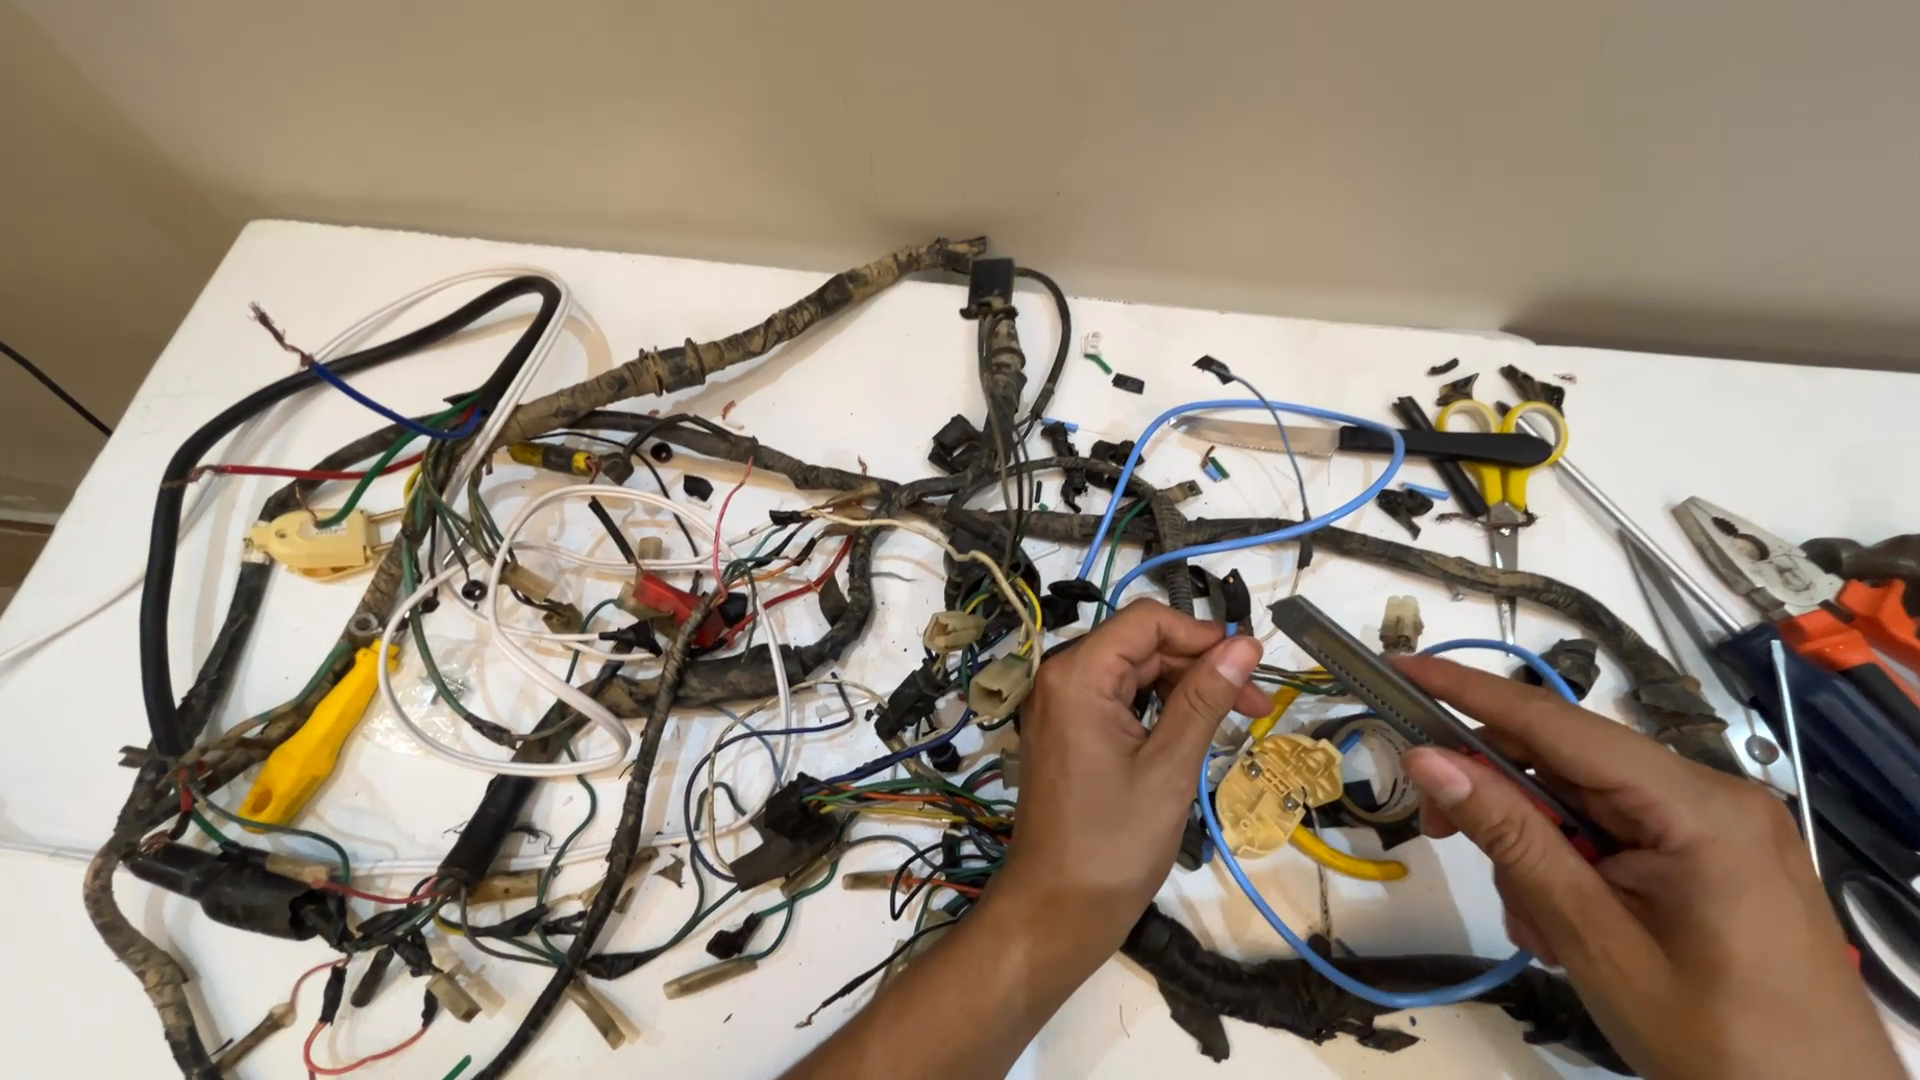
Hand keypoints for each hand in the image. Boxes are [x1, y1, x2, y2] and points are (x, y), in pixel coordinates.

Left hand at [984, 600, 1269, 964]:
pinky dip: (1155, 708)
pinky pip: (1115, 699)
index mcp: (1077, 675)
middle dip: (1197, 664)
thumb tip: (1244, 645)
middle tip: (1256, 702)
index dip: (1200, 633)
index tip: (1249, 661)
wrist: (1056, 907)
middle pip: (1139, 645)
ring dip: (1182, 687)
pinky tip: (1192, 730)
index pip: (1146, 620)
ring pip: (1131, 672)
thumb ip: (1205, 698)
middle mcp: (1060, 677)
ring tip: (1235, 718)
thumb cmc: (1115, 842)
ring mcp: (1059, 705)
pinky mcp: (1065, 730)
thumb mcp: (1170, 766)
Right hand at [1395, 654, 1901, 1079]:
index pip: (1555, 722)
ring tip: (1536, 924)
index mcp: (1695, 806)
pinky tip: (1564, 923)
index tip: (1400, 665)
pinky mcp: (1706, 853)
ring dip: (1529, 846)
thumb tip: (1426, 757)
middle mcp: (1707, 796)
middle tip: (1436, 834)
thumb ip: (1508, 835)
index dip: (1467, 689)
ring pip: (1573, 799)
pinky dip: (1564, 864)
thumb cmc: (1716, 1041)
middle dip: (1494, 796)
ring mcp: (1711, 825)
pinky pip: (1604, 830)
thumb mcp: (1589, 934)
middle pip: (1559, 761)